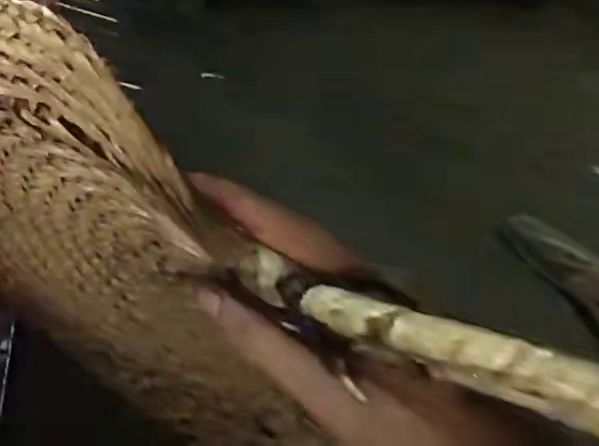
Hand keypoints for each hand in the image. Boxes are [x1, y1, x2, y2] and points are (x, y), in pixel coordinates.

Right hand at [190, 174, 547, 445]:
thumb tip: (205, 292)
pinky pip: (313, 274)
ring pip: (301, 248)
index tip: (188, 178)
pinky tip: (256, 278)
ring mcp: (371, 291)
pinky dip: (275, 265)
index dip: (233, 198)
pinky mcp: (376, 314)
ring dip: (254, 235)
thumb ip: (268, 345)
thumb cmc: (413, 432)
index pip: (279, 223)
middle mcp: (358, 273)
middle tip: (185, 203)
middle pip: (286, 228)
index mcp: (347, 283)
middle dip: (235, 211)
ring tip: (208, 231)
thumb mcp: (334, 400)